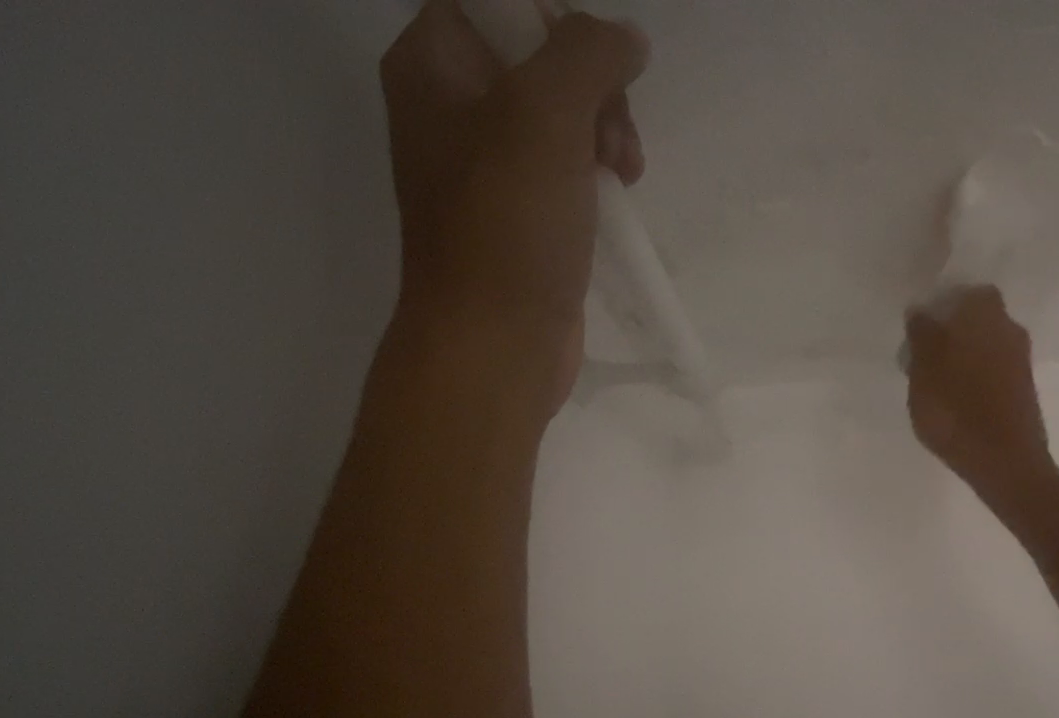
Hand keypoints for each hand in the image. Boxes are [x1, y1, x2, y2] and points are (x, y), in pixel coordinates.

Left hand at [378, 0, 647, 419]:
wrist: (496, 342)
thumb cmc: (509, 225)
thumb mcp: (545, 115)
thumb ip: (587, 54)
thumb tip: (626, 38)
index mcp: (432, 64)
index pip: (498, 3)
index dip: (556, 24)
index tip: (594, 72)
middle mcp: (451, 106)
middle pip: (537, 55)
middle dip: (593, 87)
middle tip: (612, 141)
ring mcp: (486, 164)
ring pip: (561, 113)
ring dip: (605, 132)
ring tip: (624, 176)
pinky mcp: (520, 213)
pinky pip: (566, 165)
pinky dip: (597, 173)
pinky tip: (617, 197)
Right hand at [904, 286, 1053, 493]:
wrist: (1006, 462)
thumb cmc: (956, 410)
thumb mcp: (923, 370)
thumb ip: (921, 335)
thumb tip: (922, 311)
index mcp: (985, 313)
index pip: (967, 292)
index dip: (945, 305)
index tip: (923, 327)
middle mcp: (1011, 329)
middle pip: (978, 320)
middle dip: (954, 333)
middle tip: (925, 357)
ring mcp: (1022, 362)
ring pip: (987, 347)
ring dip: (965, 359)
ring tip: (936, 385)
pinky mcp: (1024, 392)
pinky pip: (995, 374)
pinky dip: (977, 381)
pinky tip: (958, 403)